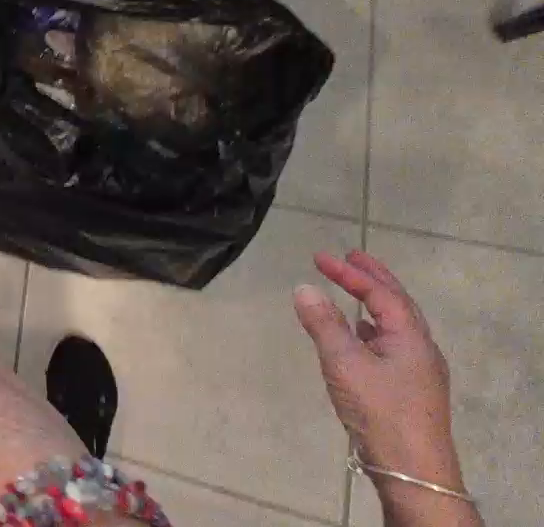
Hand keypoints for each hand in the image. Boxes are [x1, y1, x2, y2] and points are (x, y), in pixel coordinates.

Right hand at [292, 250, 475, 523]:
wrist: (410, 466)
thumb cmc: (378, 409)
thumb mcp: (343, 362)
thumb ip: (323, 324)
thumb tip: (304, 287)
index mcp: (411, 341)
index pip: (382, 296)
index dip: (352, 274)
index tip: (319, 257)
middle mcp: (420, 351)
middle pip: (399, 306)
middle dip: (374, 280)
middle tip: (352, 256)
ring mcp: (416, 370)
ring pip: (396, 324)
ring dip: (374, 301)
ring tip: (353, 288)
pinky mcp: (406, 385)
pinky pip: (389, 342)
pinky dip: (371, 325)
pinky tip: (357, 332)